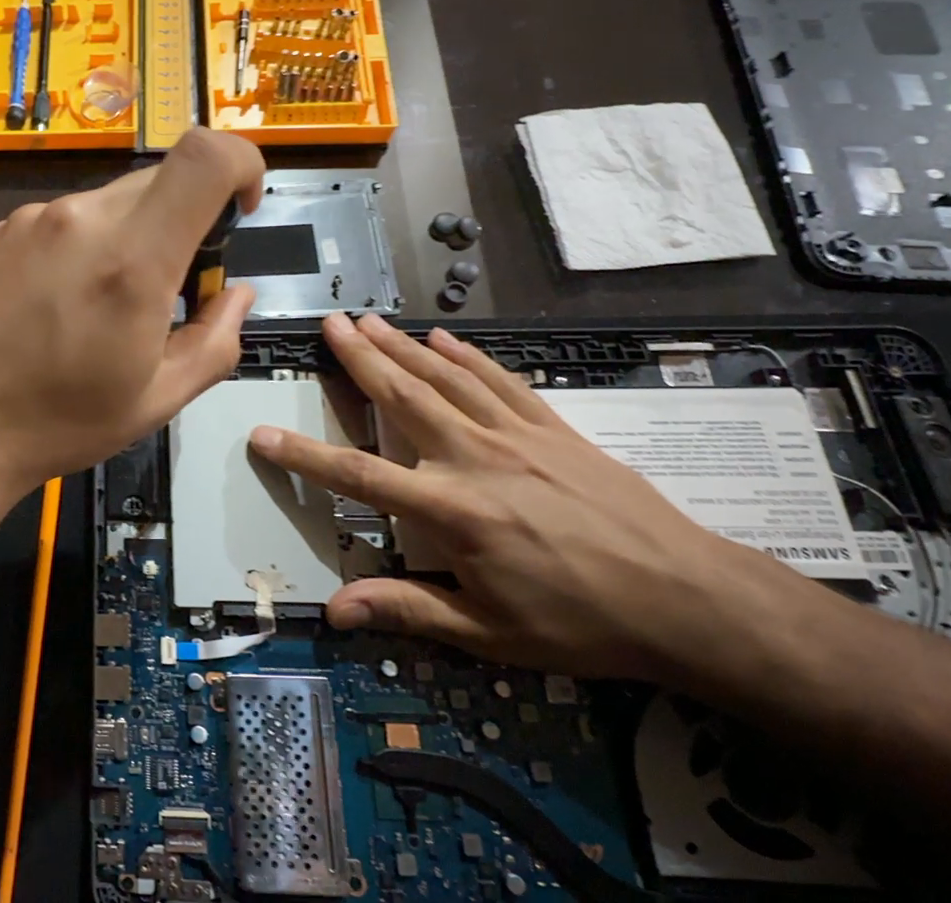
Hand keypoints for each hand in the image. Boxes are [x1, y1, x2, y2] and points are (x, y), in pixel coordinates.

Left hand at [0, 128, 264, 511]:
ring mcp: (32, 220)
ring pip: (110, 202)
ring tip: (103, 305)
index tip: (240, 212)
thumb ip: (215, 339)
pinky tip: (58, 302)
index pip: (206, 156)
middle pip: (162, 182)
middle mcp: (80, 219)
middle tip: (167, 290)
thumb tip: (236, 294)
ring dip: (130, 237)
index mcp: (131, 260)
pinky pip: (64, 219)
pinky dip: (83, 245)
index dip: (242, 166)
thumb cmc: (60, 424)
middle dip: (185, 222)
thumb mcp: (158, 399)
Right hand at [248, 312, 815, 680]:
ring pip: (447, 378)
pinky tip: (444, 339)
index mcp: (451, 511)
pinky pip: (501, 381)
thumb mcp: (487, 631)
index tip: (263, 433)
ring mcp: (518, 436)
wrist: (688, 597)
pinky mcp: (556, 429)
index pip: (359, 476)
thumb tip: (336, 611)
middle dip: (359, 359)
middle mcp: (475, 459)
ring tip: (368, 320)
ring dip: (403, 346)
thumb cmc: (580, 622)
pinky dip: (468, 356)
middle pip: (403, 398)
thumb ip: (408, 608)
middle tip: (328, 324)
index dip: (305, 455)